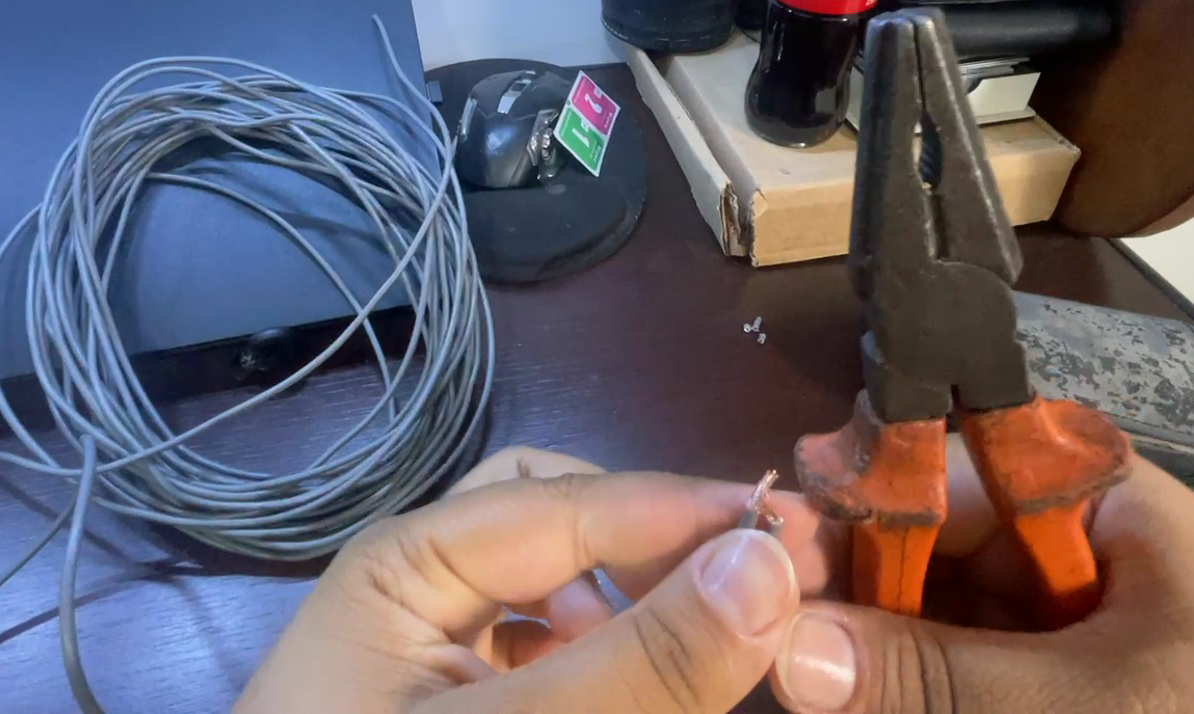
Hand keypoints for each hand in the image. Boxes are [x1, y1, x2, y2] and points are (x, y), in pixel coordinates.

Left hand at [237, 446, 830, 712]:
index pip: (566, 501)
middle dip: (646, 536)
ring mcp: (434, 639)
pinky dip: (596, 643)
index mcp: (407, 560)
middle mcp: (419, 580)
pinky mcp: (452, 693)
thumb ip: (637, 665)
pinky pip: (539, 638)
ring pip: (551, 571)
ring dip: (626, 589)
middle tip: (738, 579)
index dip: (679, 507)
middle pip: (552, 513)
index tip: (786, 526)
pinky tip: (625, 687)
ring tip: (689, 631)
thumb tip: (763, 562)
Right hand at [769, 444, 1193, 712]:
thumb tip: (781, 647)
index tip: (758, 550)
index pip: (928, 465)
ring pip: (936, 607)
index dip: (840, 506)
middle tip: (771, 639)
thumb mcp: (1099, 711)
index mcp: (1077, 485)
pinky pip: (972, 661)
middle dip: (847, 590)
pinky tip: (872, 697)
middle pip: (920, 538)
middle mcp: (1057, 532)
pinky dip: (924, 683)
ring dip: (878, 648)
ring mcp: (1060, 606)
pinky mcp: (1064, 670)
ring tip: (811, 680)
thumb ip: (934, 679)